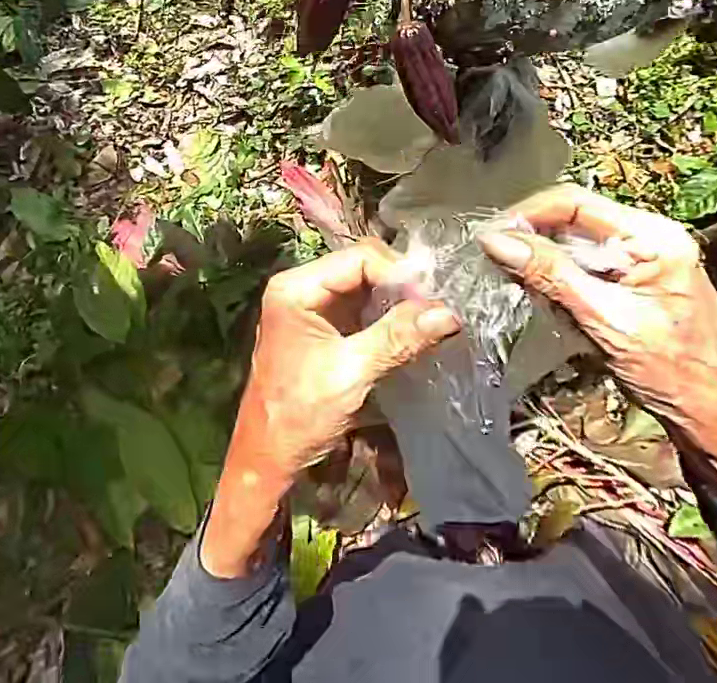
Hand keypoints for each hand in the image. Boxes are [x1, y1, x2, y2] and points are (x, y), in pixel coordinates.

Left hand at [202, 240, 458, 576]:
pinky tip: (413, 326)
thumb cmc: (298, 416)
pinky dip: (390, 313)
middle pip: (364, 264)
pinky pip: (365, 304)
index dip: (399, 273)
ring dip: (400, 298)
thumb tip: (448, 314)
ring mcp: (315, 304)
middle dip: (402, 283)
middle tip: (437, 307)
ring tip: (432, 315)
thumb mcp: (351, 373)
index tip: (433, 300)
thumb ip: (397, 337)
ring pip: (368, 283)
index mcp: (296, 288)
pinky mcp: (327, 323)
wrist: (268, 458)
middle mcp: (303, 286)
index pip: (359, 258)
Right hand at [479, 185, 716, 509]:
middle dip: (533, 240)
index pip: (577, 203)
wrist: (713, 417)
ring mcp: (640, 257)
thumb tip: (496, 241)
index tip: (491, 235)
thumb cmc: (672, 374)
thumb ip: (551, 275)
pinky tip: (545, 298)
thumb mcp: (606, 320)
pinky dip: (558, 279)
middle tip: (496, 260)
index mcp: (654, 236)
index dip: (529, 214)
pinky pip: (583, 265)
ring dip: (543, 263)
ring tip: (517, 283)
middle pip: (573, 220)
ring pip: (573, 244)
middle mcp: (648, 236)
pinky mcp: (631, 278)